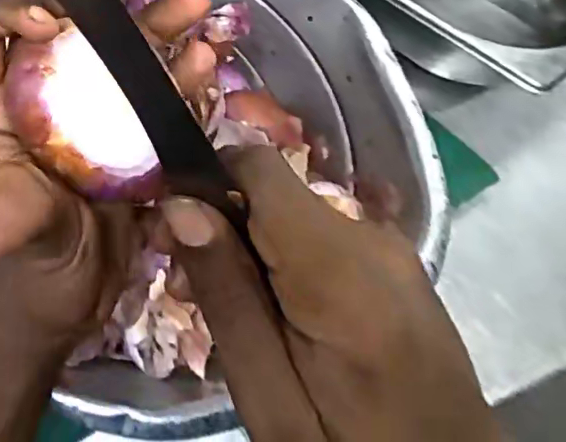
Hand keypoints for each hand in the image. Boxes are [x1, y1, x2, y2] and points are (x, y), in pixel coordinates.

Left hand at [0, 0, 219, 345]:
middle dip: (90, 3)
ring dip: (150, 24)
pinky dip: (180, 71)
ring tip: (191, 2)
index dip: (8, 10)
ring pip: (113, 51)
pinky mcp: (128, 131)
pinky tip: (205, 58)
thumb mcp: (9, 230)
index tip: (52, 21)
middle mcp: (37, 90)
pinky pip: (154, 90)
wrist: (70, 291)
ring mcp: (86, 107)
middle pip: (57, 27)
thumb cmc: (25, 253)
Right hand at [160, 147, 499, 441]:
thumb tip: (177, 203)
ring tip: (228, 306)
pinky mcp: (394, 268)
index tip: (171, 232)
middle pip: (264, 188)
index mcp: (342, 273)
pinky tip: (269, 306)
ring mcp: (391, 253)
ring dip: (242, 239)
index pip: (255, 164)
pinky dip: (275, 251)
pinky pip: (311, 230)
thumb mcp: (271, 402)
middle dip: (215, 220)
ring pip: (283, 208)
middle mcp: (373, 243)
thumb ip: (226, 296)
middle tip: (185, 285)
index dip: (204, 182)